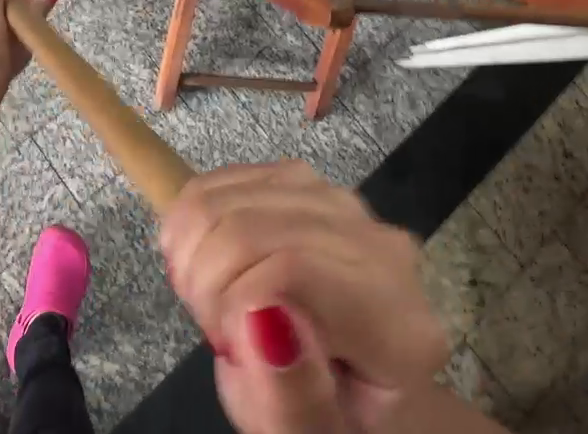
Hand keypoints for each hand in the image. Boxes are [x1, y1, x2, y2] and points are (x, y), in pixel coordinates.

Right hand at [160, 162, 448, 433]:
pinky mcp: (299, 178)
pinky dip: (188, 221)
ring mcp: (339, 203)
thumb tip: (260, 314)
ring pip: (228, 200)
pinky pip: (218, 180)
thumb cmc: (328, 412)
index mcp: (399, 324)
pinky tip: (199, 261)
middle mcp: (380, 248)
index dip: (234, 300)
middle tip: (212, 327)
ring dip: (193, 251)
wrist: (342, 374)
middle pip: (253, 228)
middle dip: (206, 279)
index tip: (226, 346)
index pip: (293, 269)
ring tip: (206, 298)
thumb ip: (293, 397)